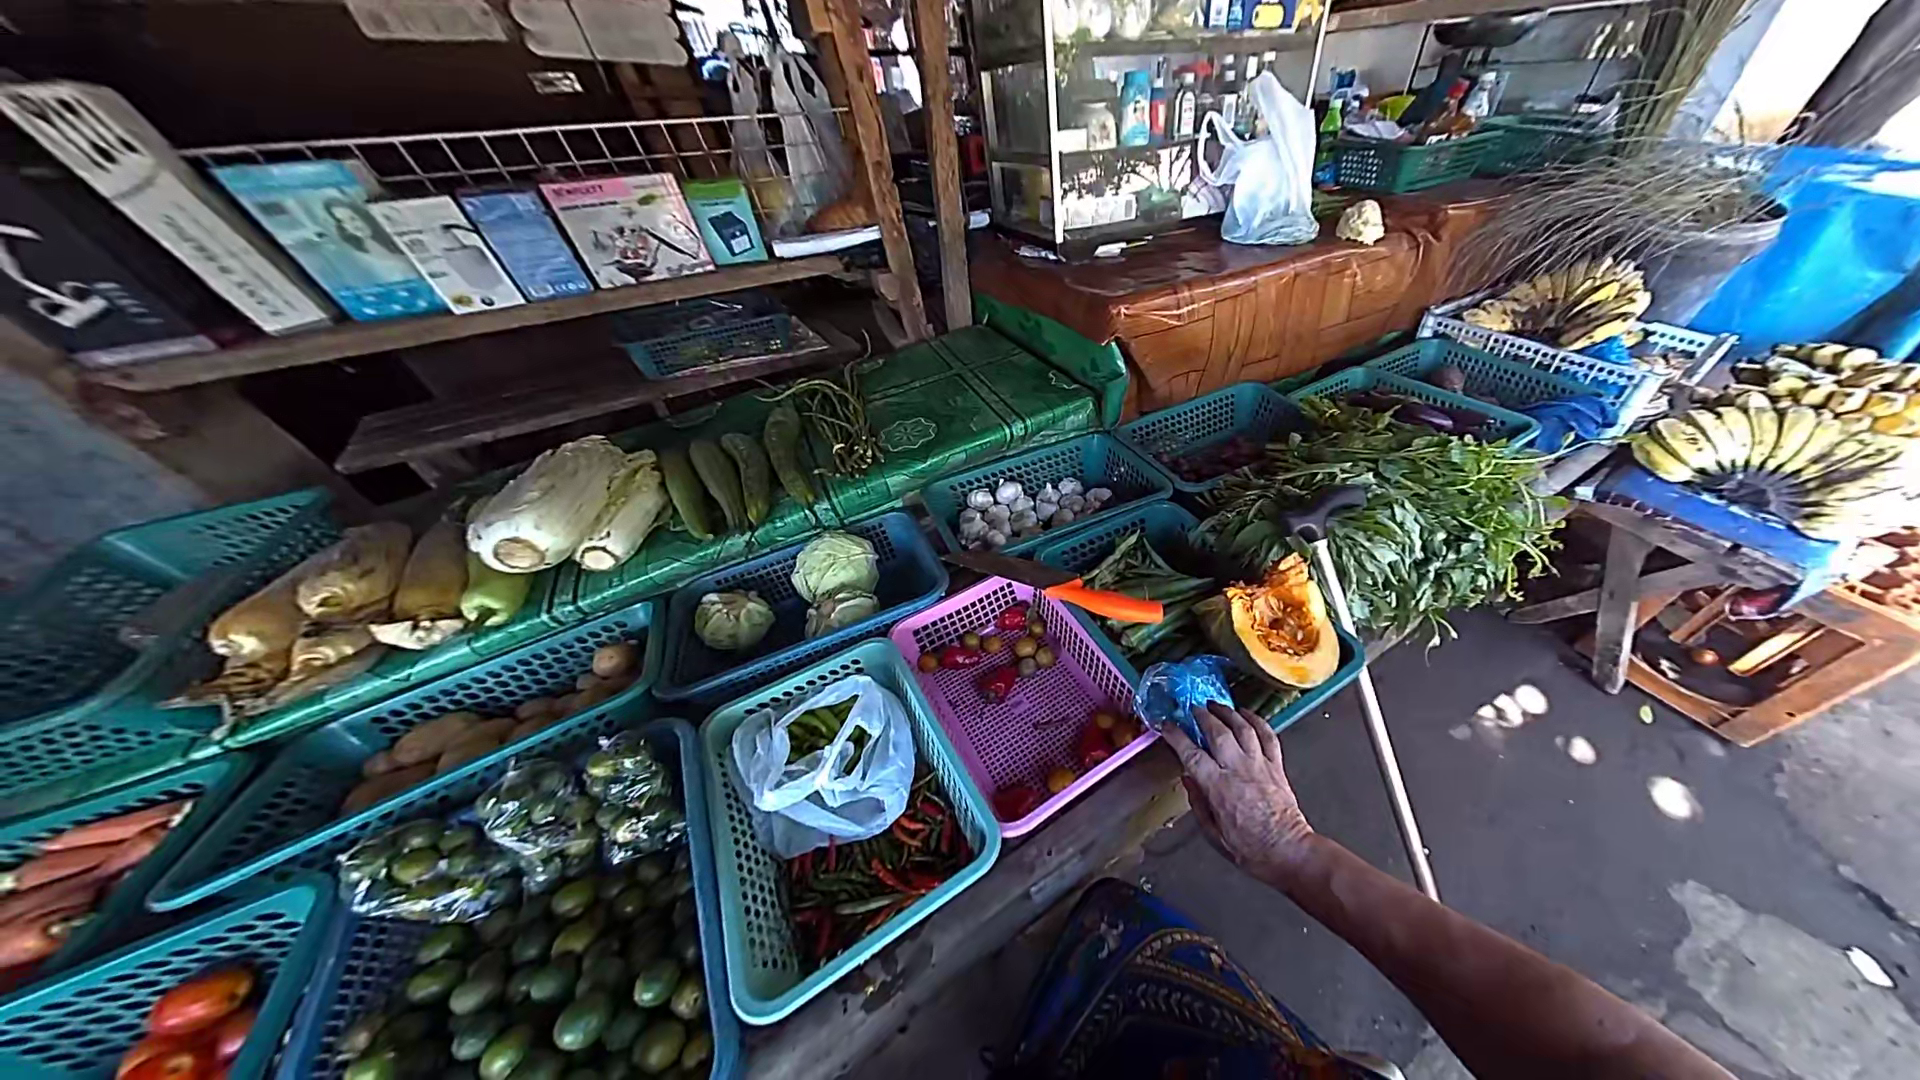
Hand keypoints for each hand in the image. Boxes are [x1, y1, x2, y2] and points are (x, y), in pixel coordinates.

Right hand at [1162, 703, 1316, 886]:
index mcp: (1218, 787)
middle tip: (1193, 708)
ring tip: (1216, 705)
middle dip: (1202, 715)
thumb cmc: (1251, 849)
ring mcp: (1259, 765)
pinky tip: (1248, 714)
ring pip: (1242, 728)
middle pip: (1217, 732)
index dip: (1176, 736)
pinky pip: (1268, 736)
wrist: (1291, 854)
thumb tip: (1188, 780)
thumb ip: (1197, 803)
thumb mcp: (1213, 833)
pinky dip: (1258, 721)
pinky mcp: (1277, 767)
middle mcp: (1238, 770)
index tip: (1167, 725)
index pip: (1191, 753)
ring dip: (1227, 712)